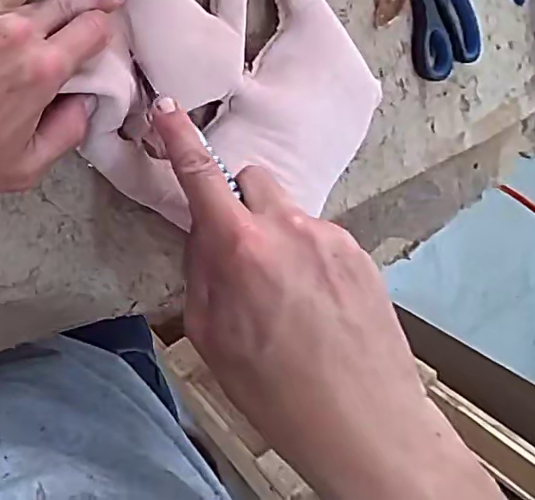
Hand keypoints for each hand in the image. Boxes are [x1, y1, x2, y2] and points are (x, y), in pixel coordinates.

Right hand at [151, 101, 492, 499]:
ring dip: (274, 233)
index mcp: (243, 249)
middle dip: (237, 203)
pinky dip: (307, 254)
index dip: (179, 137)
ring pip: (286, 210)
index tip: (167, 108)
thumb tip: (203, 234)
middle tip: (241, 249)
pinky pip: (318, 233)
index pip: (201, 176)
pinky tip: (315, 302)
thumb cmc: (281, 394)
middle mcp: (287, 228)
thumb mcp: (212, 338)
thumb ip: (200, 271)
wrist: (368, 426)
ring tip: (285, 292)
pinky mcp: (357, 249)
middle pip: (250, 180)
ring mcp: (328, 235)